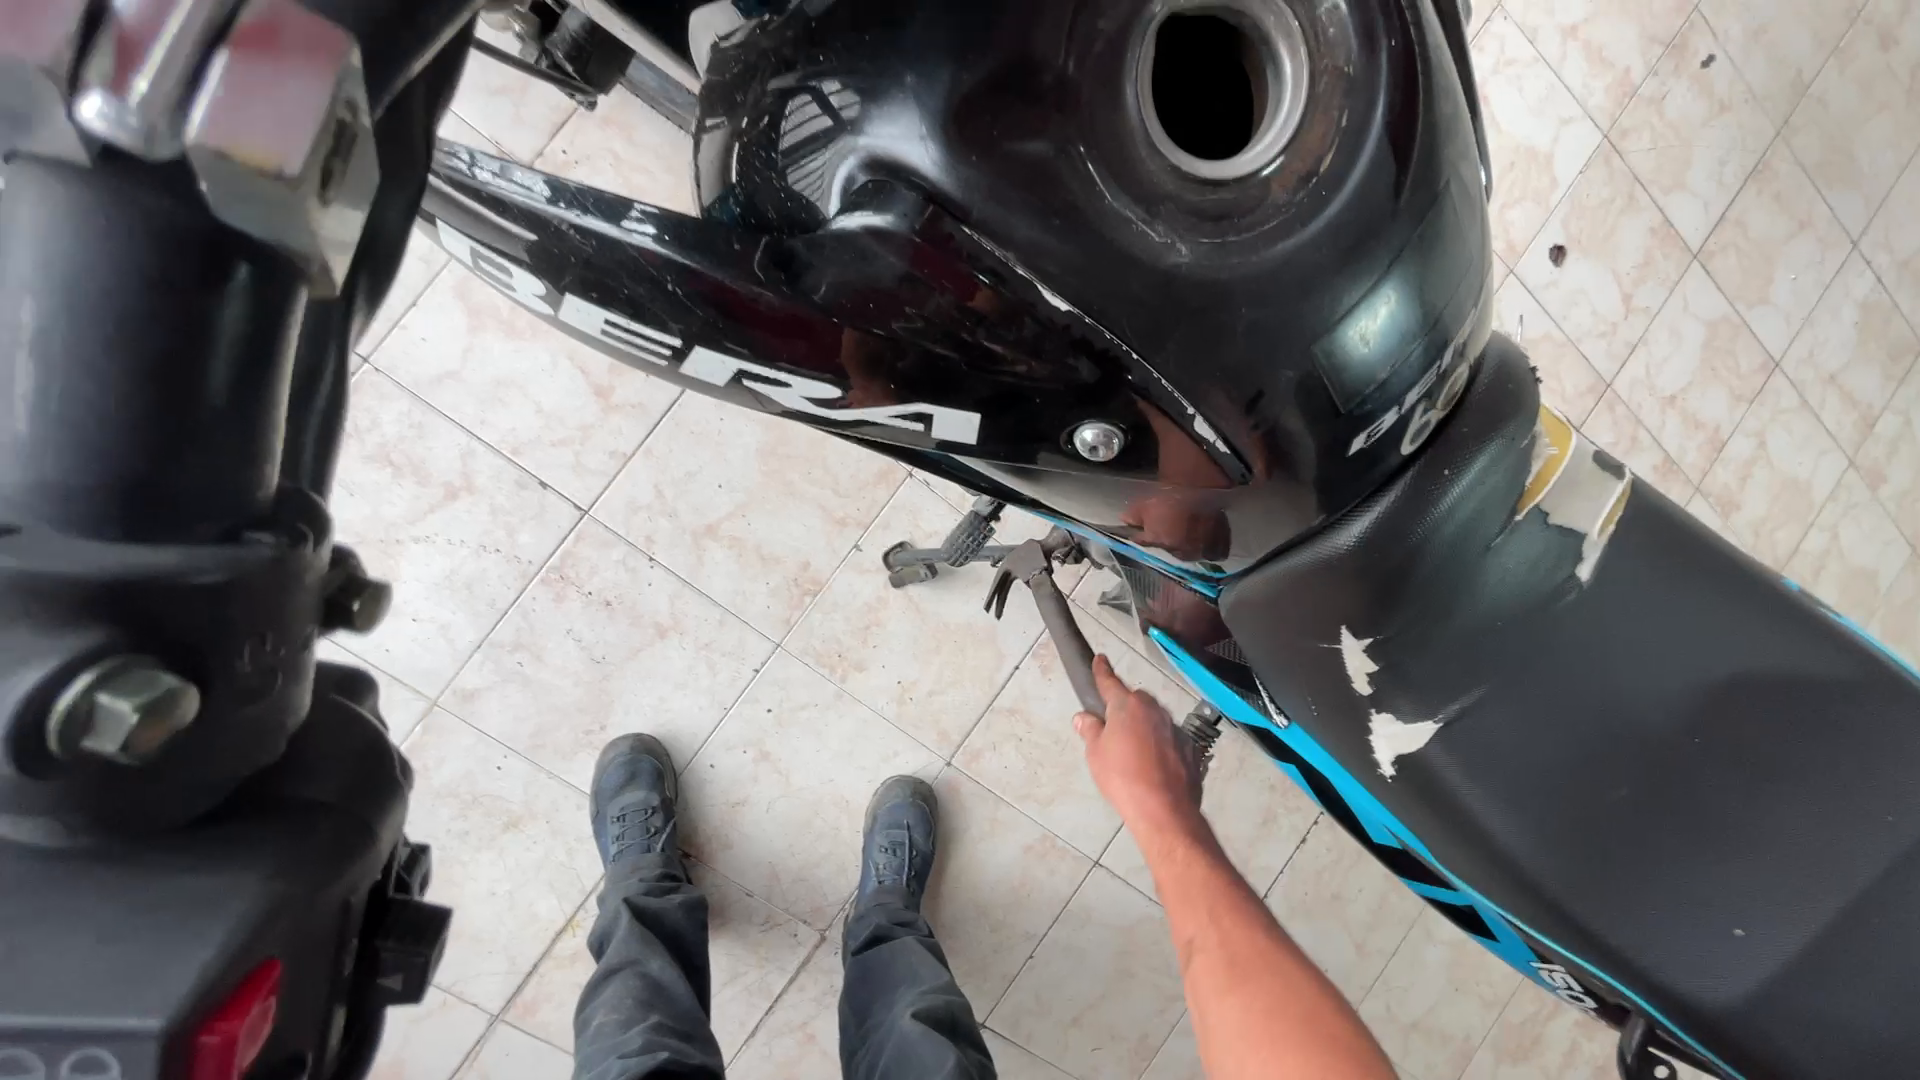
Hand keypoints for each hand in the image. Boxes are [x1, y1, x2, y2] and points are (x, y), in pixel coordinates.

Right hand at [1074, 655, 1204, 834]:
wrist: (1164, 810)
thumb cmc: (1121, 778)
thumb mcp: (1095, 754)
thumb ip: (1090, 730)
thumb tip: (1083, 717)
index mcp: (1127, 706)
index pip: (1110, 682)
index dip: (1102, 670)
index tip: (1100, 659)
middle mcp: (1154, 710)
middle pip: (1136, 700)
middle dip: (1125, 707)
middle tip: (1113, 727)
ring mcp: (1175, 728)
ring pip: (1155, 719)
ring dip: (1145, 726)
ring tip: (1134, 751)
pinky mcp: (1190, 748)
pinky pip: (1170, 738)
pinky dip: (1161, 744)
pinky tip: (1154, 764)